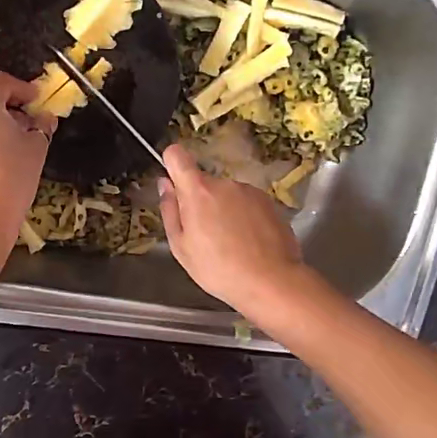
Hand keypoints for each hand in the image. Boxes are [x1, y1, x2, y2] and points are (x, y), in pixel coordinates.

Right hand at [157, 143, 309, 314]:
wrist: (271, 281)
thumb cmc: (218, 269)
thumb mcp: (181, 247)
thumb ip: (170, 210)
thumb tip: (165, 185)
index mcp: (198, 191)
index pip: (177, 156)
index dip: (171, 164)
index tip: (174, 183)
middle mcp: (225, 183)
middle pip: (204, 183)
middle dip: (200, 202)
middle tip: (204, 235)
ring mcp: (250, 191)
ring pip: (227, 196)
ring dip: (224, 212)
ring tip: (230, 244)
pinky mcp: (270, 203)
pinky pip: (247, 205)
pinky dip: (244, 218)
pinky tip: (248, 244)